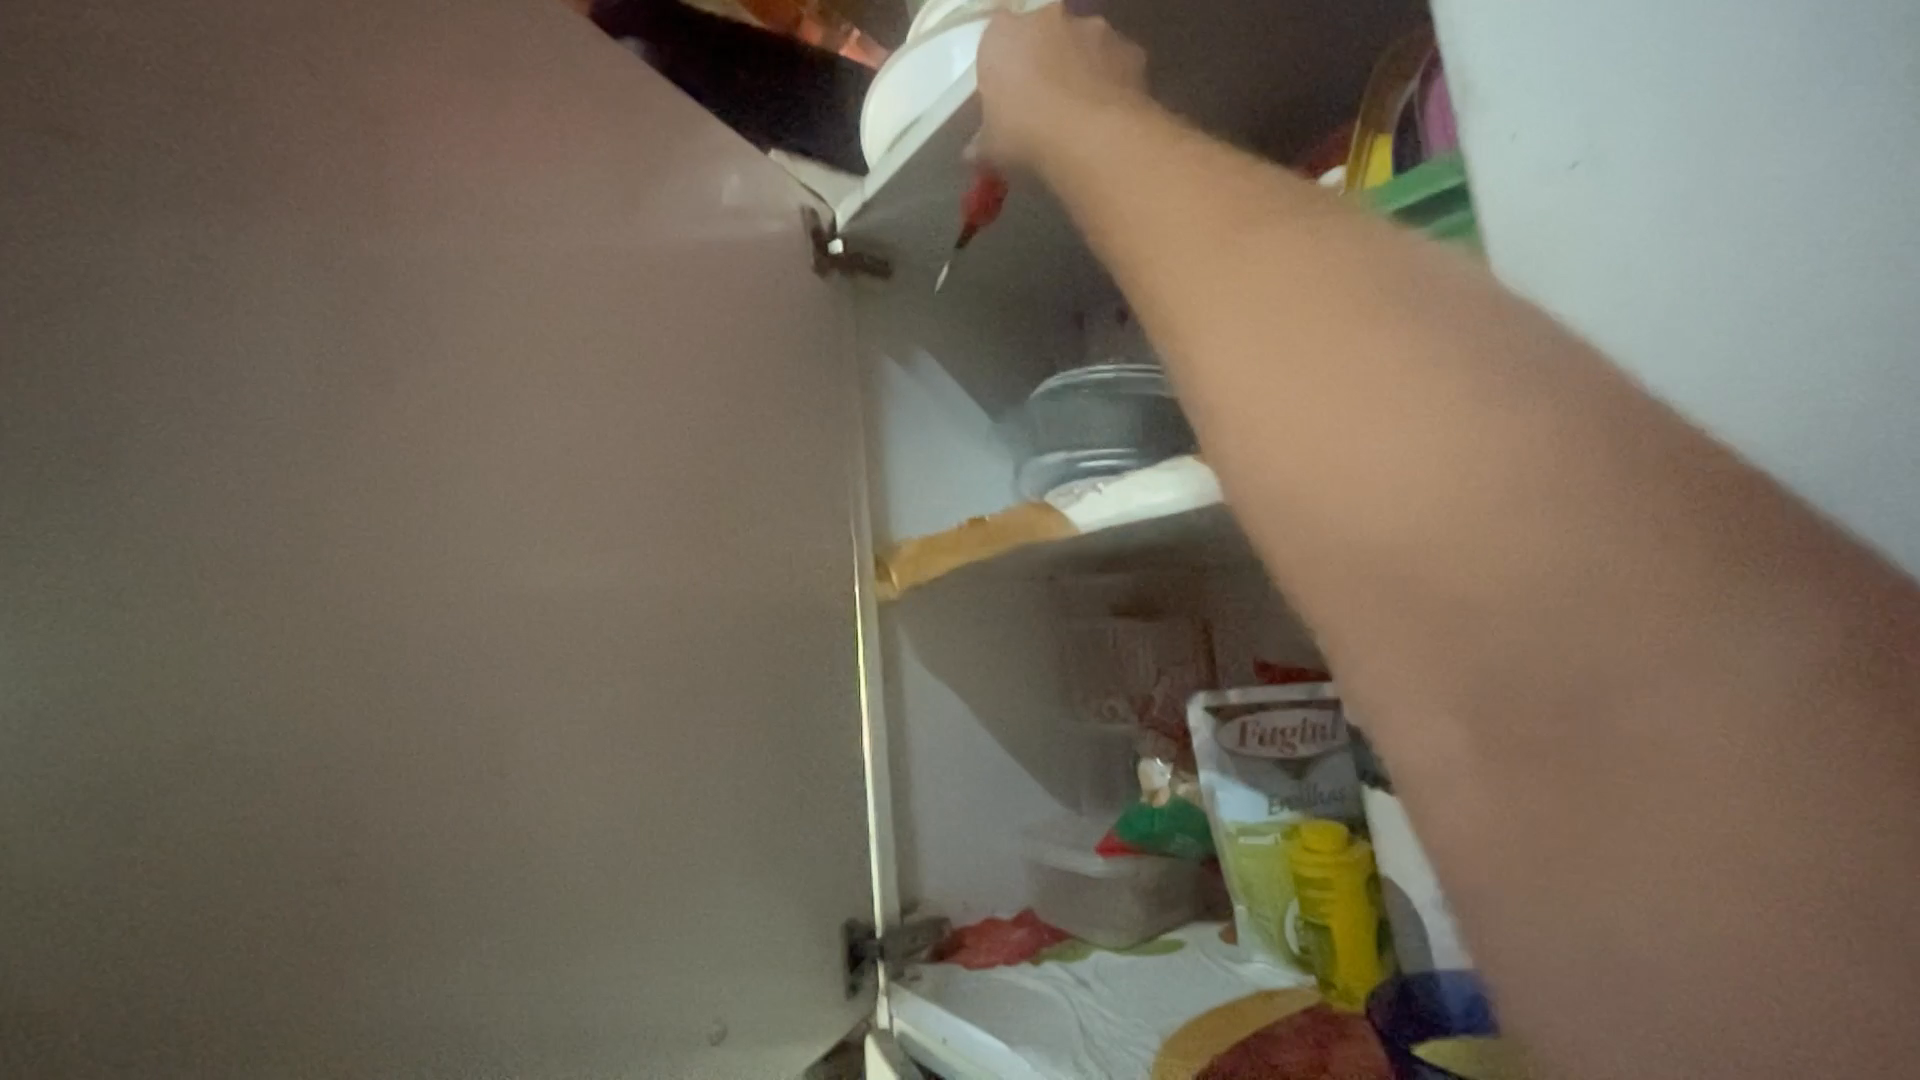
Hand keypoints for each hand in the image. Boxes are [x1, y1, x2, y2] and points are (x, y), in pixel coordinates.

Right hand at [976, 6, 1149, 169]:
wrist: (1090, 139)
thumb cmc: (1025, 137)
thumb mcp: (990, 149)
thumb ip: (982, 144)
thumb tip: (974, 154)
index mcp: (1003, 36)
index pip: (996, 38)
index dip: (1003, 67)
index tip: (1007, 97)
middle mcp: (1048, 18)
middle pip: (1044, 36)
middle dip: (1045, 63)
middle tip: (1046, 106)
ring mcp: (1093, 29)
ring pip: (1084, 46)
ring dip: (1082, 70)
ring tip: (1083, 115)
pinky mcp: (1130, 49)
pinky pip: (1117, 65)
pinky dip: (1114, 85)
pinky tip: (1111, 117)